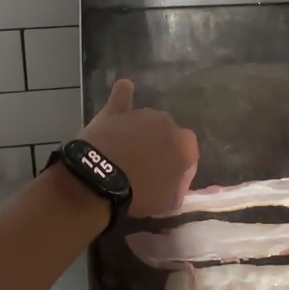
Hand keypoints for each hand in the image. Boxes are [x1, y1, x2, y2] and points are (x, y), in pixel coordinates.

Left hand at [79, 80, 198, 219]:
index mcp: (185, 145)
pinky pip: (122, 97)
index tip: (168, 187)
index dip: (180, 174)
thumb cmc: (138, 193)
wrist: (99, 178)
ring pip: (147, 122)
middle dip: (161, 150)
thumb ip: (174, 190)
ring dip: (143, 134)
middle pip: (168, 136)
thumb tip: (172, 188)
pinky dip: (124, 94)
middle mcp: (167, 123)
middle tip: (146, 171)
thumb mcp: (165, 202)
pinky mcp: (115, 111)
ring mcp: (140, 114)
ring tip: (127, 155)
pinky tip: (125, 87)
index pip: (189, 158)